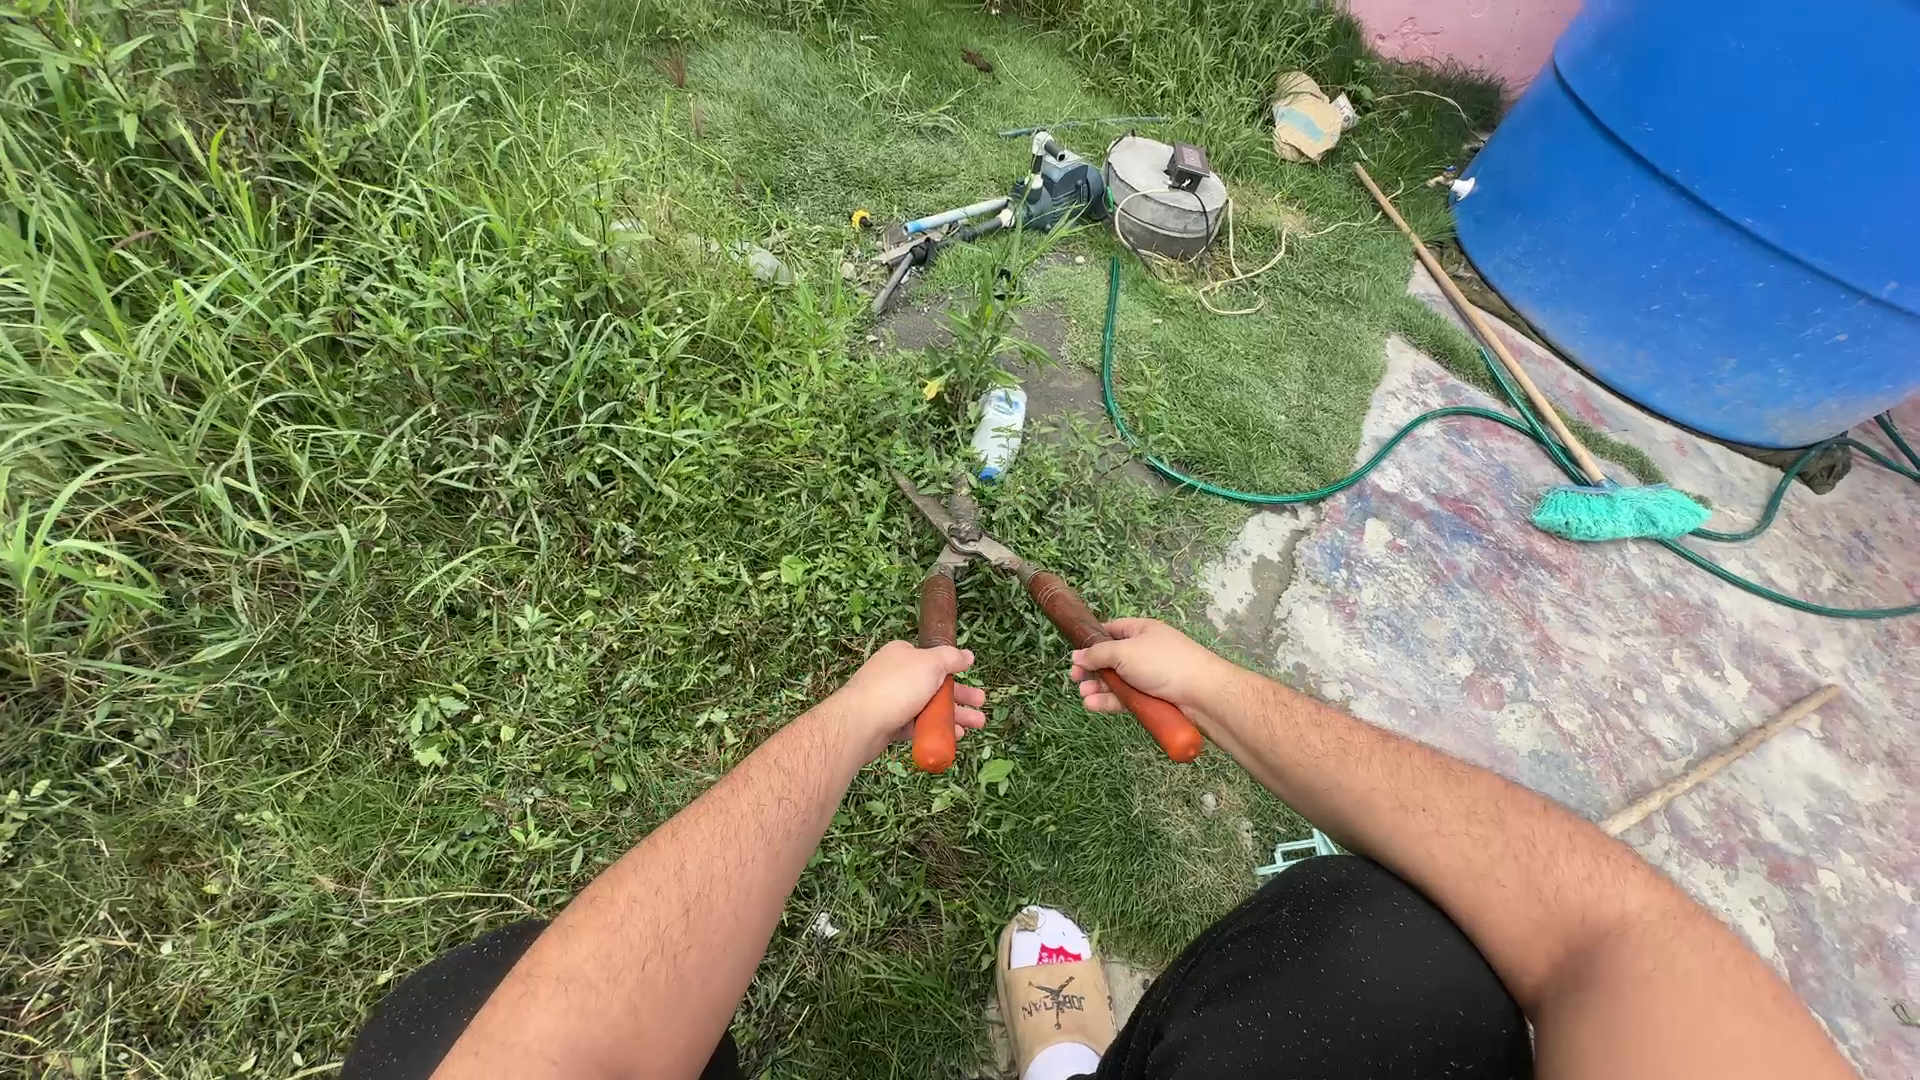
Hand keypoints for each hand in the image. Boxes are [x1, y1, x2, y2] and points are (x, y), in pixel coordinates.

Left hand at [826, 641, 986, 761]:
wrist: (861, 722)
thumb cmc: (897, 686)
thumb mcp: (931, 664)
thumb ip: (951, 658)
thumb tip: (968, 655)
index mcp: (903, 655)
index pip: (932, 659)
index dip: (952, 670)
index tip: (969, 678)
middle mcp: (897, 675)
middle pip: (935, 685)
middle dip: (960, 696)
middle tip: (981, 704)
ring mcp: (892, 700)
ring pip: (929, 707)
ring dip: (954, 715)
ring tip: (977, 724)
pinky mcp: (890, 724)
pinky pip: (918, 725)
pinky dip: (936, 729)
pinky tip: (954, 736)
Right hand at [1069, 618, 1240, 716]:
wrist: (1202, 694)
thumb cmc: (1163, 663)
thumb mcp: (1124, 652)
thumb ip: (1097, 654)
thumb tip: (1076, 655)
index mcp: (1140, 631)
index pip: (1110, 631)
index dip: (1091, 642)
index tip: (1076, 654)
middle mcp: (1144, 651)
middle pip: (1110, 659)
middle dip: (1091, 669)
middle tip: (1076, 678)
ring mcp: (1149, 675)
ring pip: (1117, 680)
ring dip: (1098, 687)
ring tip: (1084, 695)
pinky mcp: (1152, 697)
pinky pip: (1126, 697)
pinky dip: (1109, 701)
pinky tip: (1094, 705)